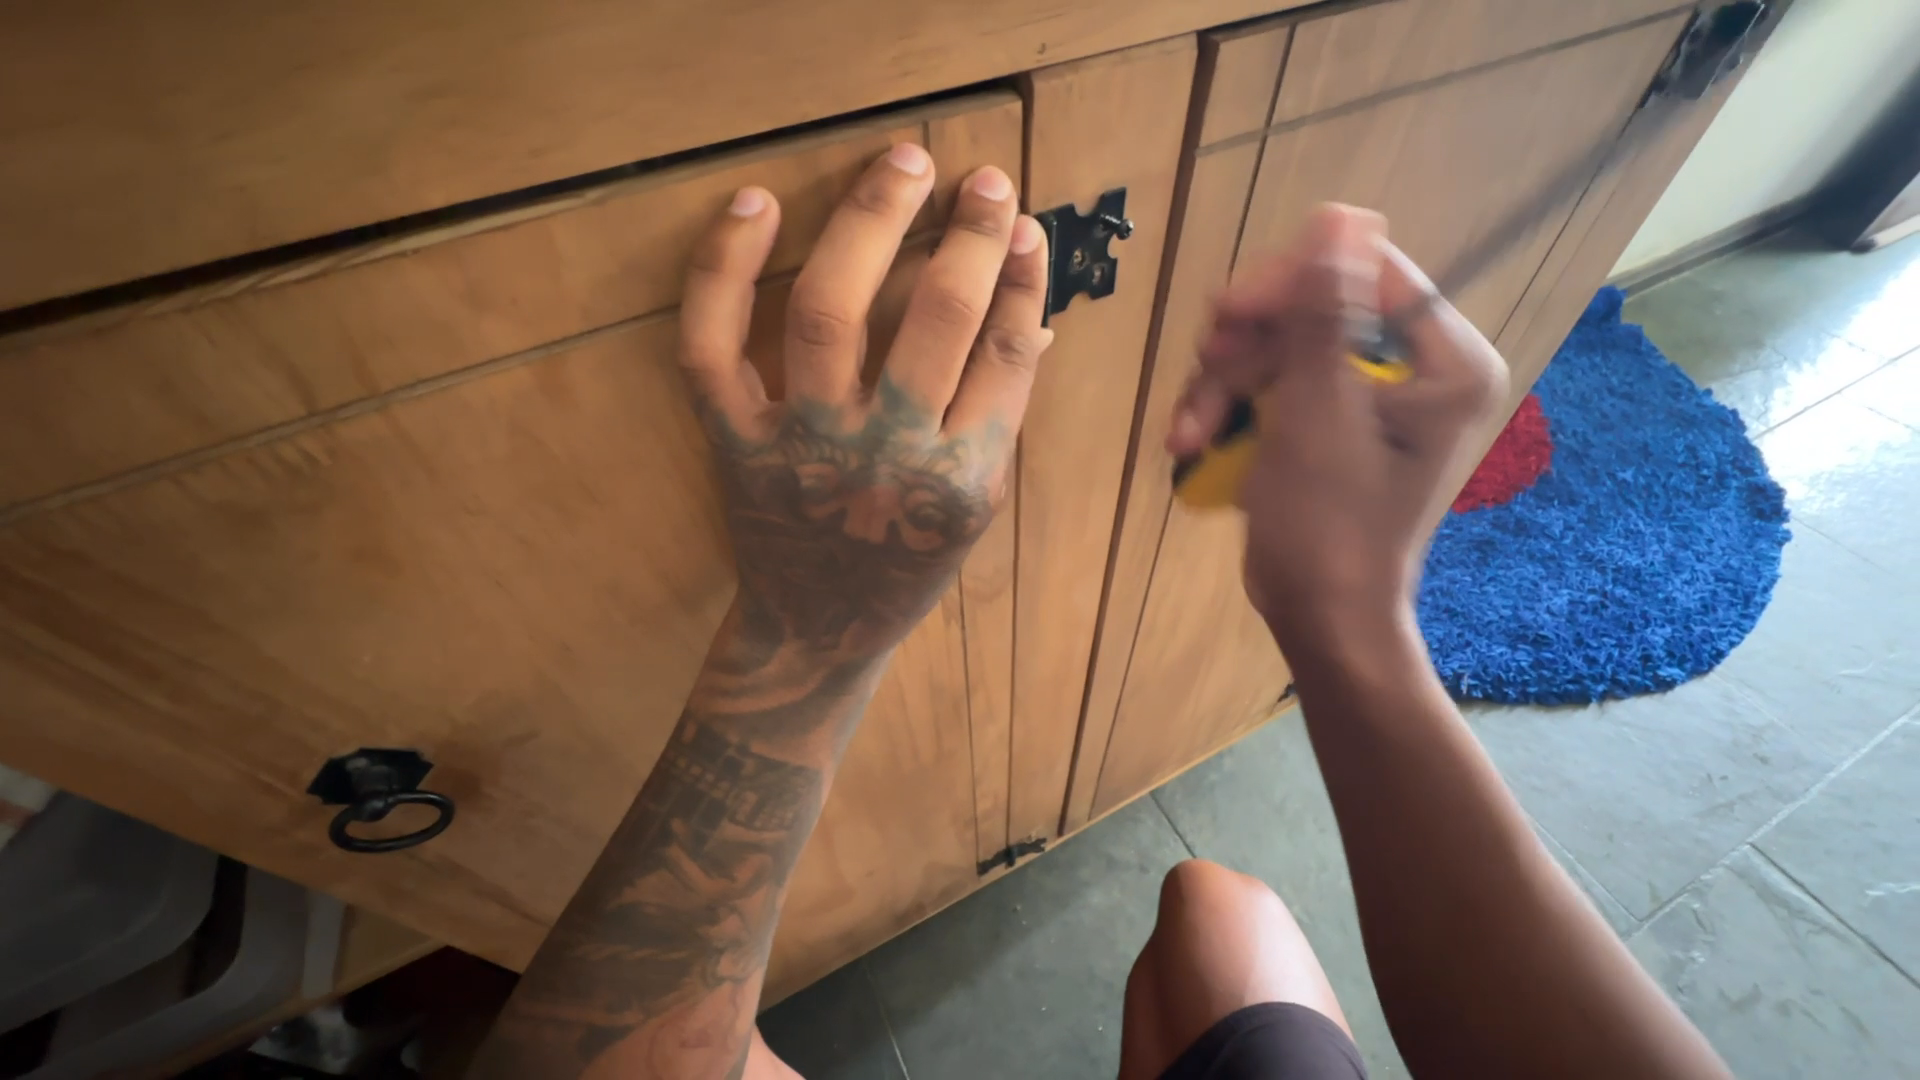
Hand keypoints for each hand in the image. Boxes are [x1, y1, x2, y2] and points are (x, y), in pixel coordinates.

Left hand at [680, 143, 1051, 662]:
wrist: (818, 629)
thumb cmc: (906, 569)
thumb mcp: (977, 509)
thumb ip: (1002, 416)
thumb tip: (1033, 321)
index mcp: (961, 482)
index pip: (1005, 354)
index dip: (1021, 279)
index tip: (1023, 227)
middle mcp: (886, 459)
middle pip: (934, 322)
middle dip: (967, 238)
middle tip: (982, 182)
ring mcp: (803, 449)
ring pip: (829, 313)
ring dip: (869, 223)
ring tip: (903, 163)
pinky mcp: (734, 443)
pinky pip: (710, 346)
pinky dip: (721, 269)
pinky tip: (756, 204)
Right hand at [1165, 204, 1507, 650]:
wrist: (1319, 615)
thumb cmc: (1330, 524)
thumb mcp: (1319, 413)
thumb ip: (1324, 314)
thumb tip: (1338, 215)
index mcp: (1440, 363)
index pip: (1369, 275)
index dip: (1293, 282)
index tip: (1230, 310)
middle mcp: (1407, 373)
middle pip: (1312, 313)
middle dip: (1246, 349)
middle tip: (1204, 369)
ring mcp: (1357, 402)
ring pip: (1275, 354)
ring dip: (1221, 389)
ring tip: (1187, 435)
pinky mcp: (1317, 427)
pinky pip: (1266, 391)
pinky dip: (1225, 414)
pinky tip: (1191, 444)